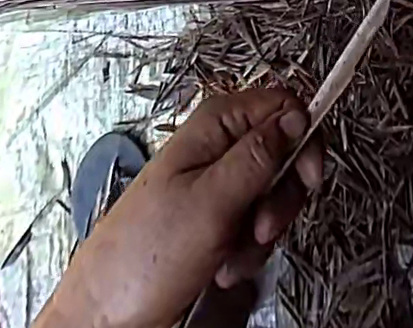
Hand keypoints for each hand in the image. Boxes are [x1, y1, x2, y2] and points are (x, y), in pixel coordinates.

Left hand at [36, 88, 324, 327]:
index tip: (308, 176)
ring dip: (263, 231)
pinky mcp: (218, 215)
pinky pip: (257, 222)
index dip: (304, 137)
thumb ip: (259, 155)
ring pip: (274, 192)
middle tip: (260, 226)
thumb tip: (296, 116)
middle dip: (281, 197)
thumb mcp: (211, 201)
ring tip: (231, 253)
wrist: (104, 317)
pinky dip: (248, 250)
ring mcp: (219, 182)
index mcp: (217, 123)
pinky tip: (222, 264)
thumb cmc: (143, 256)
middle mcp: (220, 145)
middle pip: (285, 151)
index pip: (284, 105)